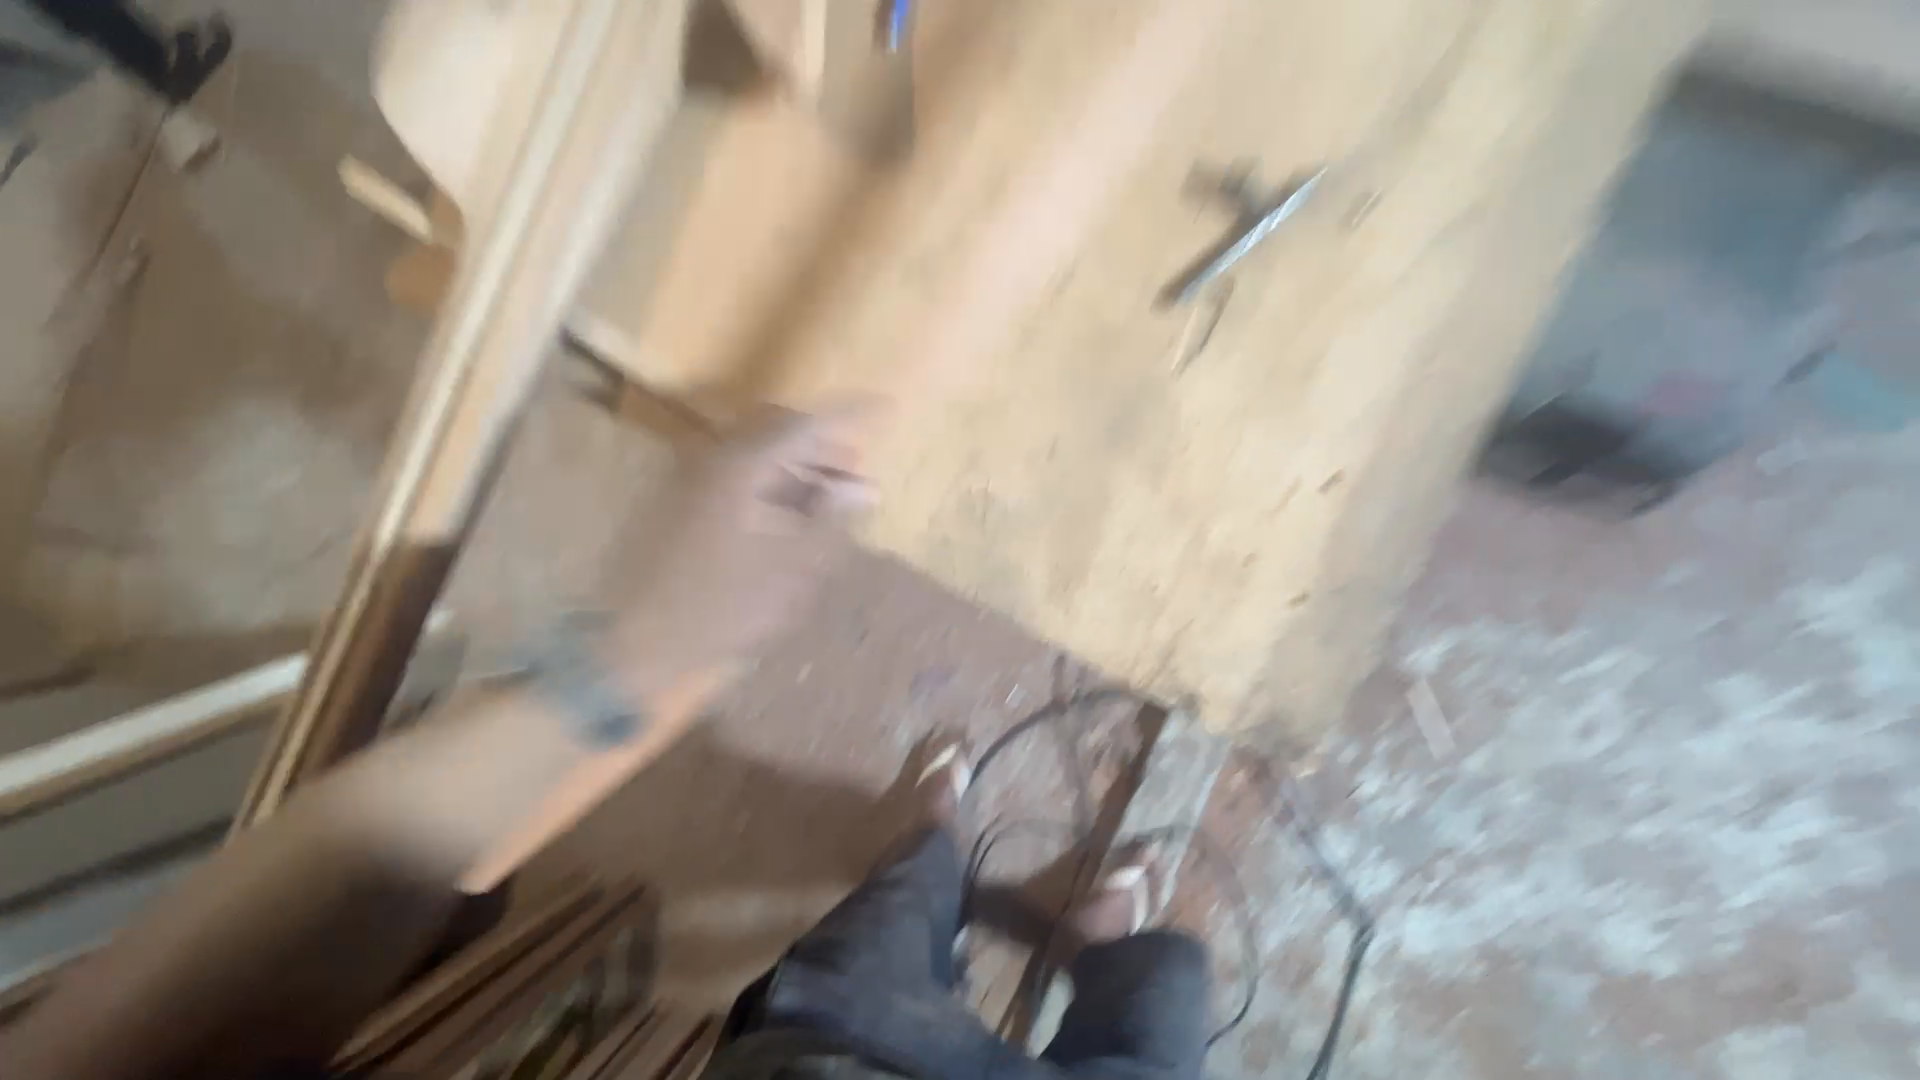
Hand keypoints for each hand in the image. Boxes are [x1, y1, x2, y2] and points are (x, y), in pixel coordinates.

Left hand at [600, 404, 873, 698]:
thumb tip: (864, 489)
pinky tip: (788, 516)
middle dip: (821, 442)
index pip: (807, 424)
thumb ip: (830, 519)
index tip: (885, 409)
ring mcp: (689, 476)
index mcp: (741, 466)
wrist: (636, 641)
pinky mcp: (678, 499)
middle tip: (854, 470)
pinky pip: (734, 472)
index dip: (849, 416)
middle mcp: (712, 457)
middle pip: (777, 427)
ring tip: (828, 500)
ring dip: (796, 463)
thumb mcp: (790, 568)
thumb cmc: (721, 607)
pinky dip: (769, 481)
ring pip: (754, 450)